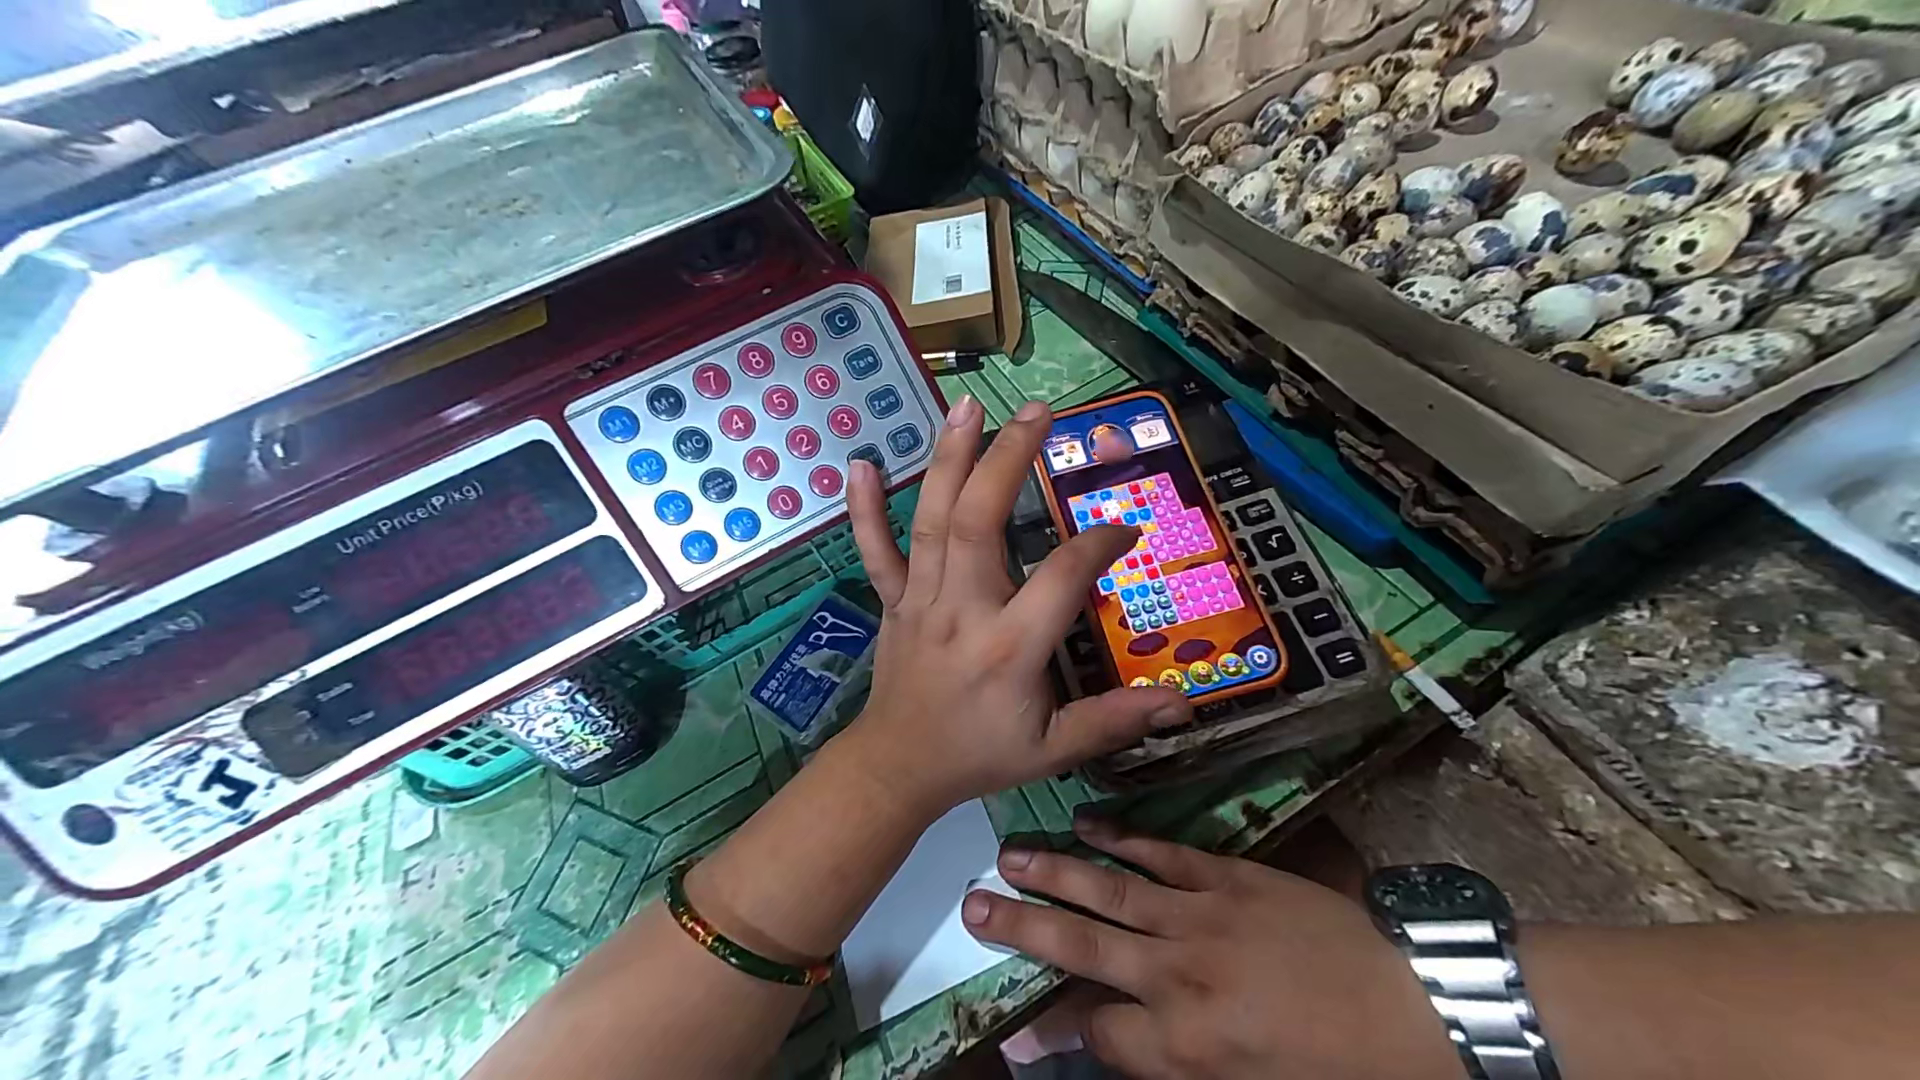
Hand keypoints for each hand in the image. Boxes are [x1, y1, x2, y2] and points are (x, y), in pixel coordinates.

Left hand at [839, 395, 1191, 817]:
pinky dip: (864, 509)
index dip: (1099, 543)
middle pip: (979, 522)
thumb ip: (1114, 721)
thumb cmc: (979, 756)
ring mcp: (919, 600)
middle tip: (1037, 412)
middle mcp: (961, 610)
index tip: (1124, 527)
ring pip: (930, 522)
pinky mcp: (892, 601)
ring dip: (948, 460)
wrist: (898, 769)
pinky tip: (859, 463)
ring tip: (968, 407)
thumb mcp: (1053, 751)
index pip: (1061, 576)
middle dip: (1007, 460)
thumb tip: (1182, 702)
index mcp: (1008, 648)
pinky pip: (875, 551)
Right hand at [963, 817, 1462, 1079]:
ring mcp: (1199, 916)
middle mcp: (1178, 974)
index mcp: (1188, 1044)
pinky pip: (1160, 853)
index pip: (1096, 1033)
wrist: (1411, 1004)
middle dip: (1023, 929)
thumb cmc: (1334, 1068)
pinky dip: (1120, 838)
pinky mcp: (1225, 875)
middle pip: (1083, 948)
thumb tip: (1114, 1045)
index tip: (1008, 1027)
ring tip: (1008, 857)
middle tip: (973, 906)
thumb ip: (1176, 1065)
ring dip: (1055, 873)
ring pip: (1109, 890)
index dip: (1049, 1030)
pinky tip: (1085, 824)